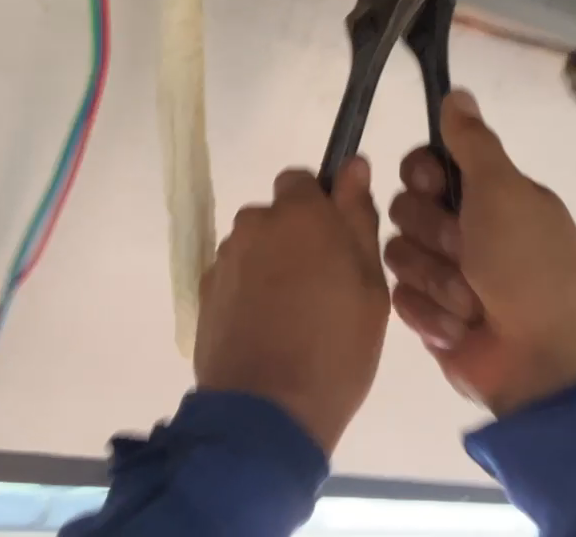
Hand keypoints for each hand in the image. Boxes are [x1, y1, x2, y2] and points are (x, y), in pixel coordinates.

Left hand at [194, 161, 389, 453]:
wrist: (266, 409)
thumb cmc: (336, 346)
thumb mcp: (369, 284)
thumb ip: (357, 217)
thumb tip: (353, 165)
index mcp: (298, 213)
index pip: (302, 181)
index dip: (320, 206)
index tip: (336, 243)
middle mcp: (254, 222)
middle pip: (277, 215)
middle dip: (296, 236)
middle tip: (323, 287)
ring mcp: (225, 256)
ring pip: (255, 245)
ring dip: (272, 263)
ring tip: (294, 316)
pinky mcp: (206, 288)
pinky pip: (236, 274)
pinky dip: (249, 290)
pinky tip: (266, 328)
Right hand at [385, 91, 575, 416]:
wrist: (546, 362)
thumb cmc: (530, 266)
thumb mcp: (505, 192)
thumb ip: (473, 142)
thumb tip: (457, 91)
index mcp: (485, 197)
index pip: (421, 167)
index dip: (421, 177)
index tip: (437, 190)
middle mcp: (462, 231)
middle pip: (403, 209)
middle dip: (433, 235)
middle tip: (468, 254)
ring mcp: (445, 275)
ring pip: (397, 255)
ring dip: (435, 279)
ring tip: (471, 303)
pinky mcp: (430, 315)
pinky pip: (399, 299)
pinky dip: (431, 314)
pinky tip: (460, 328)